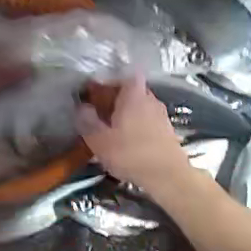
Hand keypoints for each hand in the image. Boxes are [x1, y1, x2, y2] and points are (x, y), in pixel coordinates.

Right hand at [75, 76, 191, 195]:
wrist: (168, 176)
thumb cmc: (131, 154)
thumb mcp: (100, 141)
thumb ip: (87, 122)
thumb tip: (82, 108)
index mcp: (134, 95)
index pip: (125, 74)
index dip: (110, 80)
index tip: (97, 92)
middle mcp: (151, 100)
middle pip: (132, 91)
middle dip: (116, 100)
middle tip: (100, 113)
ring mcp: (162, 116)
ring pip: (141, 108)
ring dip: (128, 115)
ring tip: (113, 131)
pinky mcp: (168, 132)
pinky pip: (149, 123)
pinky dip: (138, 128)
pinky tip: (130, 144)